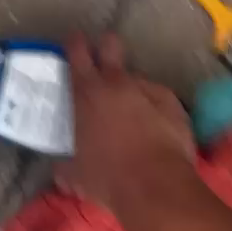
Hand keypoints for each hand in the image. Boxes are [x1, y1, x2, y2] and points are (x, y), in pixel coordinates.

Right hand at [57, 32, 193, 208]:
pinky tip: (156, 131)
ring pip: (136, 78)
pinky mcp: (171, 101)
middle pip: (110, 44)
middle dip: (106, 48)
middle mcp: (115, 82)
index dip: (75, 44)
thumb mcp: (77, 176)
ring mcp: (146, 88)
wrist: (156, 187)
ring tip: (134, 118)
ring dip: (132, 92)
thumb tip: (60, 169)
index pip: (77, 51)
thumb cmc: (108, 179)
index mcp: (86, 93)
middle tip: (103, 64)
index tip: (74, 45)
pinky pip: (158, 98)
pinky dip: (155, 110)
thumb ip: (66, 166)